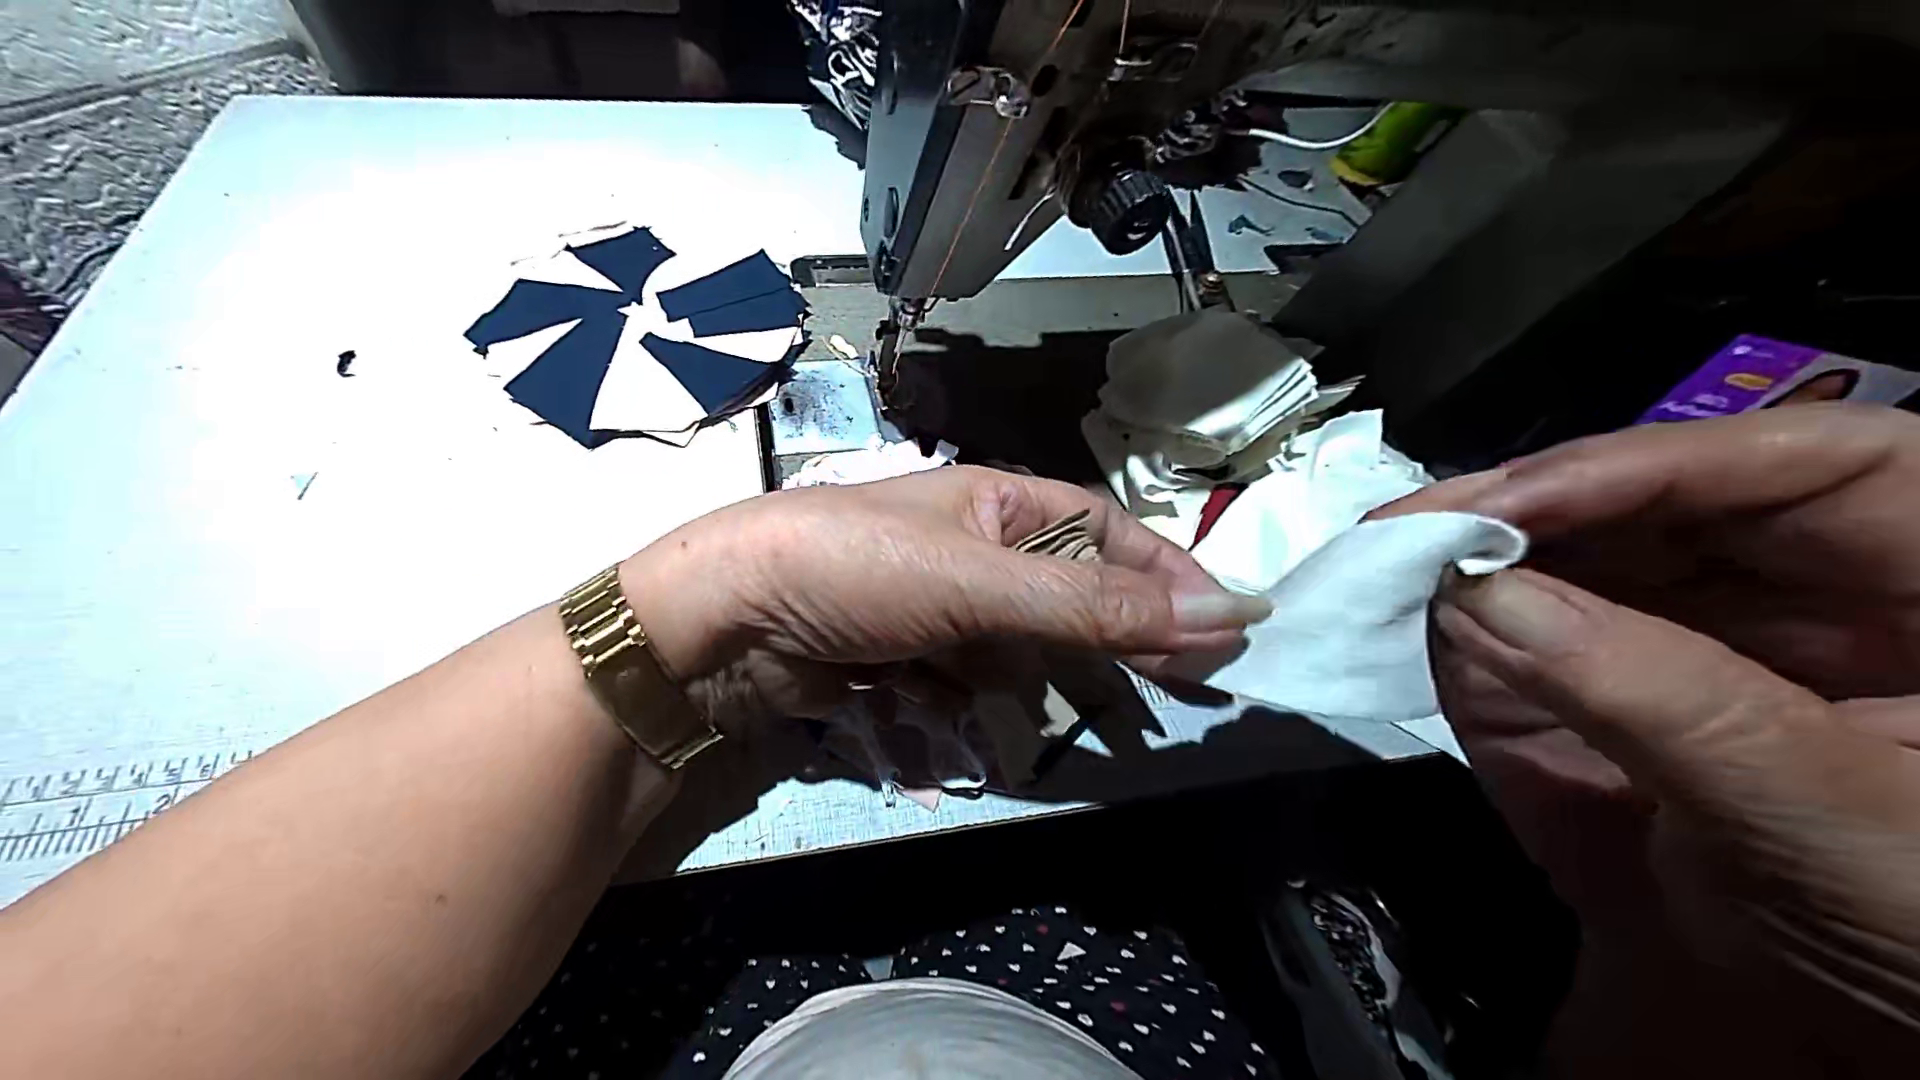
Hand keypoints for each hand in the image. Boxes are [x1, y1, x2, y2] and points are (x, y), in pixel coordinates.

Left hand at [620, 465, 1267, 727]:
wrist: (726, 623)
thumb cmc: (860, 569)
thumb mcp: (982, 580)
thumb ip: (1095, 603)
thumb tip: (1224, 611)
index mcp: (1003, 504)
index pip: (1110, 533)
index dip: (1170, 575)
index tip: (1227, 625)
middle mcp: (981, 549)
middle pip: (1076, 595)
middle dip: (1118, 639)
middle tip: (1184, 684)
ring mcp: (947, 606)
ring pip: (1029, 648)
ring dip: (1044, 680)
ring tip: (1067, 706)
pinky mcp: (915, 655)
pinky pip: (978, 681)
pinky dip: (983, 702)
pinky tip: (972, 713)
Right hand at [1378, 404, 1919, 1073]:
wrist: (1801, 1034)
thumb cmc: (1904, 941)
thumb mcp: (1835, 824)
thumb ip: (1662, 701)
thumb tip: (1477, 597)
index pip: (1800, 468)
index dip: (1649, 467)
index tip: (1514, 504)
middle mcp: (1775, 583)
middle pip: (1642, 496)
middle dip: (1521, 501)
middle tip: (1411, 522)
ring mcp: (1649, 619)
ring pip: (1548, 544)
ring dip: (1455, 545)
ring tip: (1380, 549)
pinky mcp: (1554, 662)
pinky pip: (1487, 611)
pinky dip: (1430, 602)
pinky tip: (1384, 591)